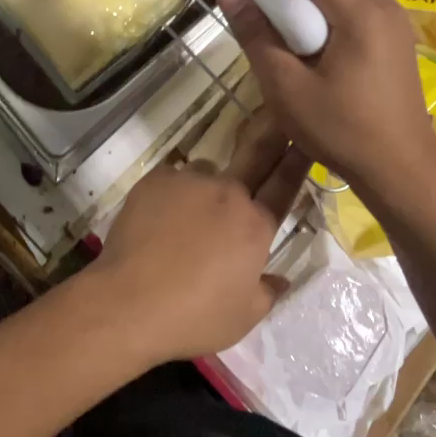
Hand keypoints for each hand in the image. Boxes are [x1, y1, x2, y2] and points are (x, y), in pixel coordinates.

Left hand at [90, 110, 309, 362]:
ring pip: (207, 173)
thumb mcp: (244, 316)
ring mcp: (187, 182)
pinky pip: (172, 178)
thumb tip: (279, 279)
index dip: (297, 162)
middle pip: (255, 156)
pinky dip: (174, 192)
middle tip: (278, 120)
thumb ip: (266, 290)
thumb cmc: (195, 315)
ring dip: (208, 187)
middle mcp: (226, 193)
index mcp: (255, 225)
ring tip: (190, 217)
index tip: (305, 140)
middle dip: (271, 136)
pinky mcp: (153, 180)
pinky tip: (161, 217)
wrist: (130, 301)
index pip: (284, 185)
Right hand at [213, 0, 435, 184]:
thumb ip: (257, 35)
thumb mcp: (286, 86)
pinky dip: (309, 16)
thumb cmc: (343, 131)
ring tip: (254, 12)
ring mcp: (388, 21)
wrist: (403, 172)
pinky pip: (340, 12)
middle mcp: (378, 4)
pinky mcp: (389, 38)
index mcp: (358, 11)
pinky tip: (290, 36)